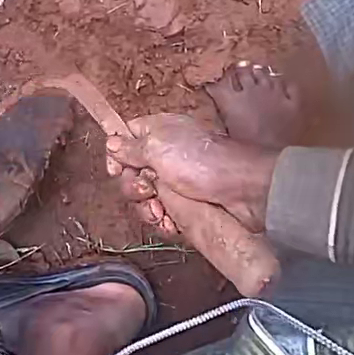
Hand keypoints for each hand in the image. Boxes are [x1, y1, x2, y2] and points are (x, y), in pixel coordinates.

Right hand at [104, 114, 278, 233]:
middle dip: (133, 187)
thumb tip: (111, 142)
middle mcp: (165, 156)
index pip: (125, 138)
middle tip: (147, 189)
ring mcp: (176, 182)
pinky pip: (162, 216)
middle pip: (131, 173)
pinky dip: (163, 221)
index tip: (116, 169)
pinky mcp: (186, 205)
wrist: (243, 191)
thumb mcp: (158, 148)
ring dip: (147, 208)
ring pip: (145, 198)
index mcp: (159, 133)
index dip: (117, 155)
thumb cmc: (202, 162)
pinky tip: (171, 221)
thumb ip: (131, 147)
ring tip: (161, 210)